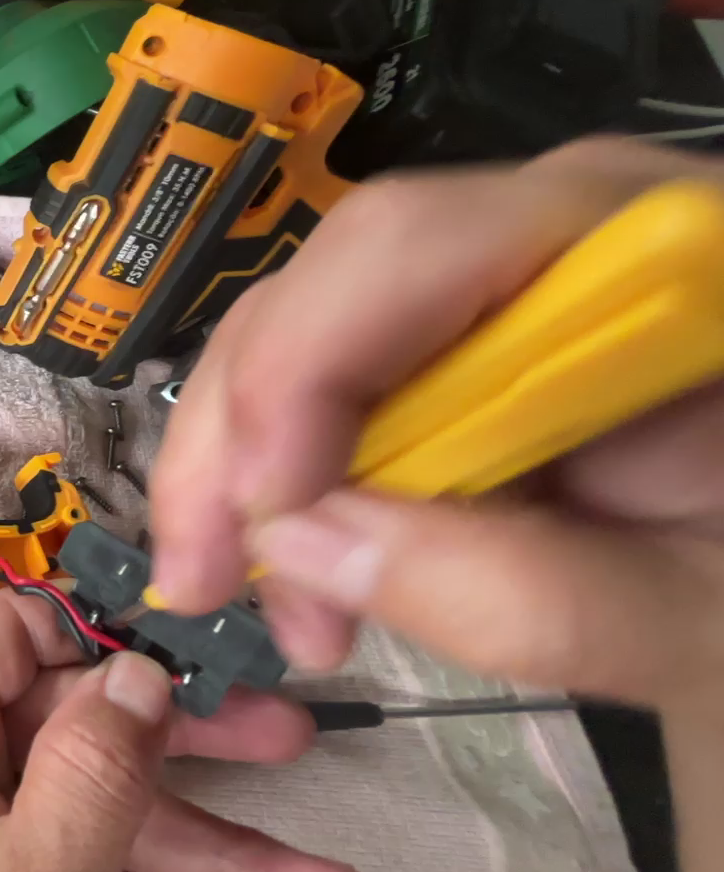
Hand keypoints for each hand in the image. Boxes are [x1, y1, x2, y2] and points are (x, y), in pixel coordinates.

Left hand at [0, 587, 367, 871]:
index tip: (196, 644)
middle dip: (183, 736)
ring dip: (209, 838)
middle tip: (282, 732)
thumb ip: (85, 775)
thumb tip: (140, 675)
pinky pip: (90, 849)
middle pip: (72, 712)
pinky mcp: (1, 870)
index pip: (13, 631)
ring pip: (97, 794)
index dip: (103, 630)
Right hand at [148, 138, 723, 711]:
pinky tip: (284, 562)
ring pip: (266, 349)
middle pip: (304, 300)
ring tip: (247, 595)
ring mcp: (448, 291)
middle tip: (199, 577)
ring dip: (227, 478)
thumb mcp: (710, 631)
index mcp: (647, 256)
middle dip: (228, 445)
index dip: (302, 366)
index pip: (409, 248)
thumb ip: (534, 594)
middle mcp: (523, 240)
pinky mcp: (401, 341)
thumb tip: (294, 539)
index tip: (266, 512)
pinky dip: (252, 481)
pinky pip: (281, 387)